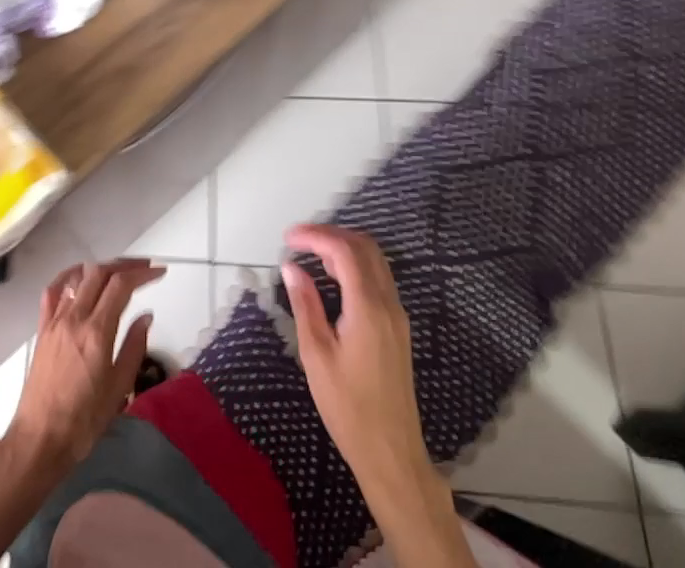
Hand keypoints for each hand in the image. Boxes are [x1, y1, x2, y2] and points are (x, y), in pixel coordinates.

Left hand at [6, 259, 164, 466]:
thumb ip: (134, 346)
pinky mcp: (42, 329)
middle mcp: (73, 318)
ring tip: (119, 273)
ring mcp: (54, 321)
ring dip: (100, 268)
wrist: (41, 436)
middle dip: (124, 265)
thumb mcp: (119, 386)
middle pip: (98, 273)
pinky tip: (80, 278)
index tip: (160, 272)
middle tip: (145, 269)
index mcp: (96, 331)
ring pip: (77, 278)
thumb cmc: (85, 418)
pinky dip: (70, 277)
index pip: (121, 285)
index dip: (142, 274)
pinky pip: (54, 291)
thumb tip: (146, 316)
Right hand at [281, 224, 430, 483]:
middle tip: (298, 241)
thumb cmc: (346, 405)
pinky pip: (378, 281)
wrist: (389, 449)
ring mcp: (397, 316)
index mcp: (368, 308)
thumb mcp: (316, 354)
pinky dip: (354, 269)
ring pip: (376, 263)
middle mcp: (389, 304)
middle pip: (366, 249)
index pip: (345, 252)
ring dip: (344, 250)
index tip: (287, 238)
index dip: (315, 236)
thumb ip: (306, 305)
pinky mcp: (397, 328)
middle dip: (332, 235)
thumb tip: (292, 267)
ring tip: (310, 257)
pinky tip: (331, 280)